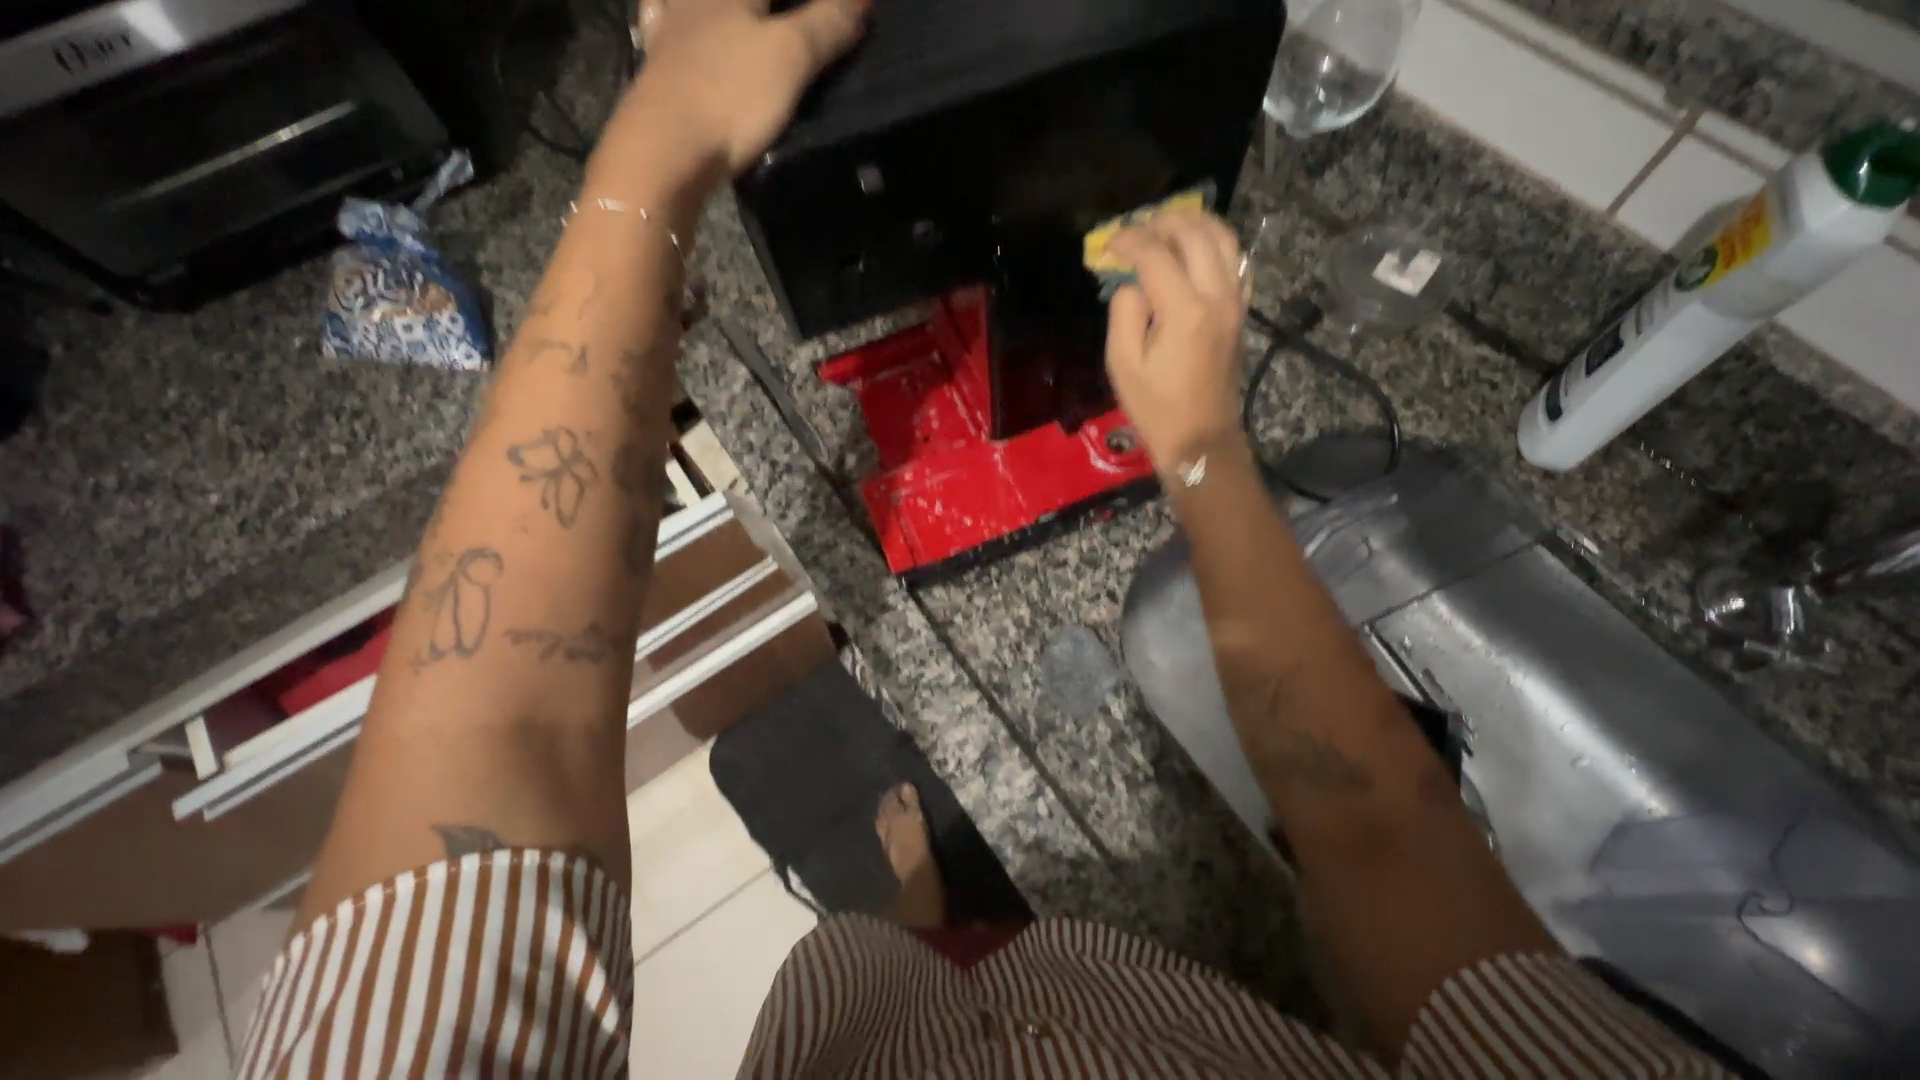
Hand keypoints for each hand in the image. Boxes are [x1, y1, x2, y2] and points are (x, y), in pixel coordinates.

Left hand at [625, 0, 869, 174]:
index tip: (842, 11)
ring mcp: (670, 33)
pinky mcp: (657, 70)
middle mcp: (694, 1)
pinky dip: (671, 18)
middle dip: (770, 8)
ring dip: (710, 9)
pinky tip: (672, 21)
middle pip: (736, 0)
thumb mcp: (791, 56)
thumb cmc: (732, 93)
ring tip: (732, 16)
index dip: (816, 4)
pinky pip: (665, 27)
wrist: (665, 149)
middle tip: (789, 16)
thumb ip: (827, 23)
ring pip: (694, 7)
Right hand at [1105, 211, 1248, 475]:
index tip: (1108, 244)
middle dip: (1165, 222)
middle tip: (1139, 227)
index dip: (1129, 240)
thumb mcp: (1122, 363)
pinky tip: (1197, 250)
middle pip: (1196, 235)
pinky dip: (1217, 246)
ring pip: (1225, 241)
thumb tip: (1132, 285)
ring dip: (1196, 224)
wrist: (1200, 438)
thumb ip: (1124, 312)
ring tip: (1168, 226)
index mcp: (1184, 310)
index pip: (1156, 254)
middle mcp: (1216, 297)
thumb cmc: (1155, 407)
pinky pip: (1237, 263)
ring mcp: (1235, 303)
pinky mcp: (1240, 312)